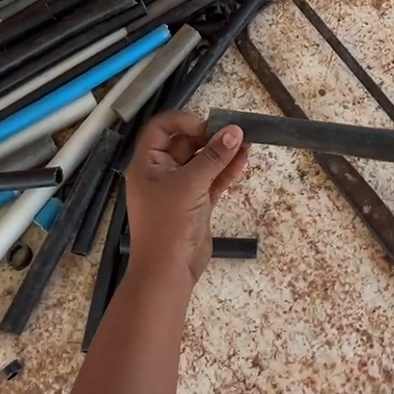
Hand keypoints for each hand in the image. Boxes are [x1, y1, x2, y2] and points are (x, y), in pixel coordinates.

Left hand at [124, 112, 248, 287]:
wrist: (168, 271)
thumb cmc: (168, 222)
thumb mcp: (190, 184)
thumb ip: (214, 157)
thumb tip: (235, 131)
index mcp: (147, 164)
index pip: (160, 130)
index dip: (182, 122)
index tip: (205, 125)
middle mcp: (162, 173)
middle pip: (185, 144)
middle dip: (208, 136)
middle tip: (233, 131)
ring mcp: (180, 189)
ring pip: (202, 162)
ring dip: (222, 152)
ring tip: (246, 140)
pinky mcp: (197, 204)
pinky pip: (212, 180)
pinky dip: (227, 170)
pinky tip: (244, 159)